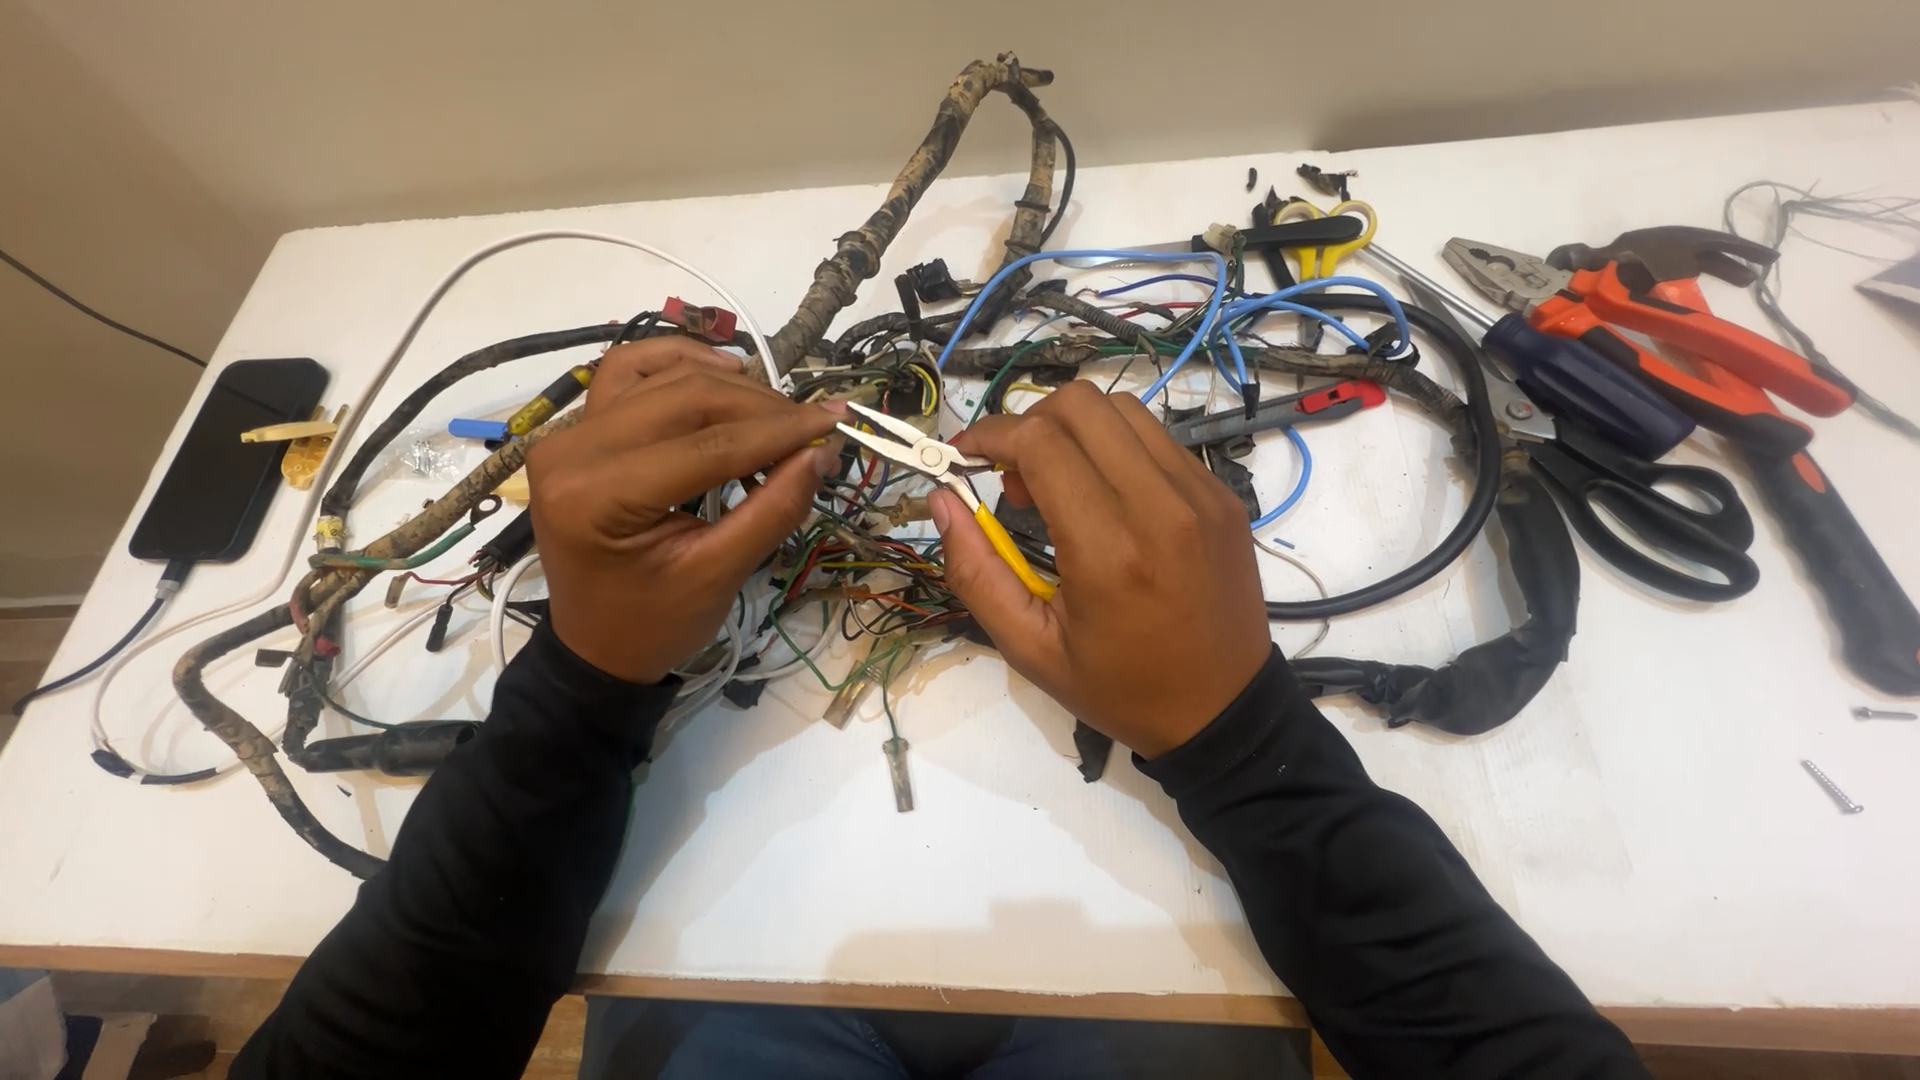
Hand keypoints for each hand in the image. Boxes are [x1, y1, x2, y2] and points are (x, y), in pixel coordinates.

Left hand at [527, 339, 839, 682]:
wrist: (598, 644)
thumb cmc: (655, 623)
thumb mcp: (719, 575)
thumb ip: (772, 510)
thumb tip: (822, 451)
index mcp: (597, 496)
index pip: (708, 445)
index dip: (779, 431)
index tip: (836, 423)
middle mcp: (572, 449)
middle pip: (686, 397)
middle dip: (762, 408)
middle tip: (817, 427)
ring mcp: (569, 434)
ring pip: (663, 376)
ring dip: (731, 386)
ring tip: (782, 414)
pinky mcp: (578, 430)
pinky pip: (629, 372)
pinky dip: (678, 361)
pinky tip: (723, 369)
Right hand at [930, 382, 1270, 757]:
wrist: (1223, 710)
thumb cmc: (1121, 688)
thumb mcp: (1030, 648)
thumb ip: (975, 571)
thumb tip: (941, 498)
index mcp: (1109, 549)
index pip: (1041, 442)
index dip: (990, 436)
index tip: (965, 458)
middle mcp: (1161, 504)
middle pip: (1081, 404)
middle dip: (1029, 424)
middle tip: (1013, 478)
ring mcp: (1201, 492)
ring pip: (1121, 409)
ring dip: (1073, 430)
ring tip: (1057, 486)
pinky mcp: (1221, 494)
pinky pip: (1156, 439)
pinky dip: (1113, 448)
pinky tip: (1104, 497)